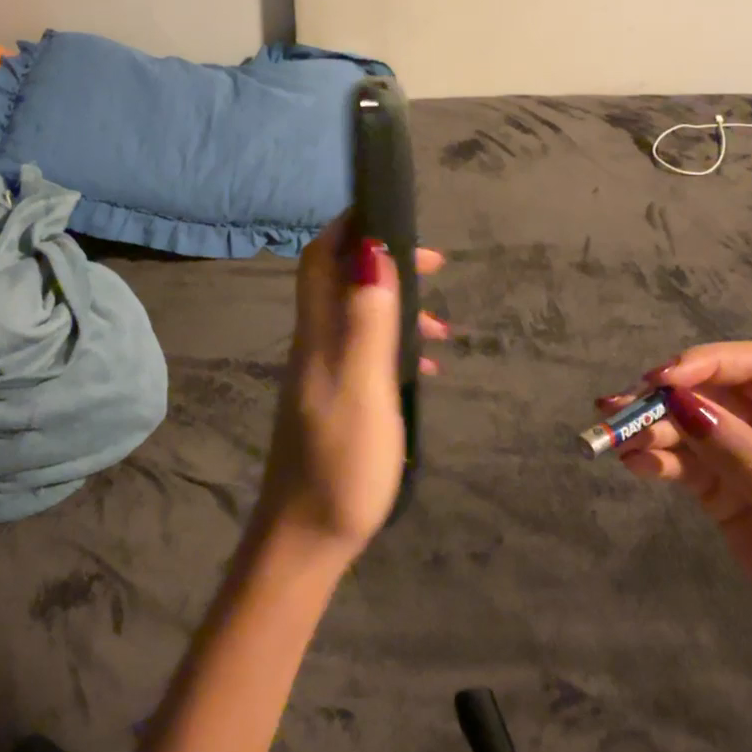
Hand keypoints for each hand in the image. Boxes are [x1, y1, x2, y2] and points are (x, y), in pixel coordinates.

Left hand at [258, 216, 446, 556]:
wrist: (307, 537)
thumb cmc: (341, 466)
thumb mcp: (364, 389)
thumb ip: (368, 321)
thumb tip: (371, 249)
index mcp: (318, 335)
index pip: (320, 258)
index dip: (349, 227)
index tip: (393, 214)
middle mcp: (314, 346)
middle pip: (339, 281)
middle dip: (384, 260)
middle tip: (435, 265)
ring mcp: (323, 375)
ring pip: (357, 318)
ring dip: (397, 307)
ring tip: (444, 326)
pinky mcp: (335, 402)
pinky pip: (365, 353)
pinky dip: (396, 346)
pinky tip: (426, 367)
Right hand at [607, 342, 751, 672]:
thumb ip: (743, 456)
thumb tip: (682, 404)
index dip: (705, 364)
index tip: (658, 381)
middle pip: (712, 395)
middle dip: (663, 399)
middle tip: (614, 408)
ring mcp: (750, 463)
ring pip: (691, 430)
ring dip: (651, 431)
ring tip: (613, 441)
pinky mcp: (726, 495)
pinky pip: (685, 466)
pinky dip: (657, 461)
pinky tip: (634, 465)